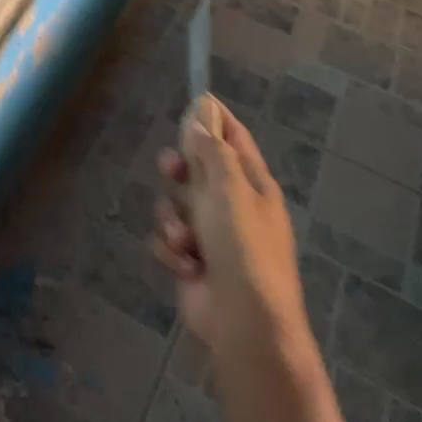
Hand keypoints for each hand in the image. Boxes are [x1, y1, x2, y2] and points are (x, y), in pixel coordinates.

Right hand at [150, 95, 306, 347]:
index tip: (193, 100)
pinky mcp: (191, 260)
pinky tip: (185, 265)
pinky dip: (171, 250)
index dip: (215, 118)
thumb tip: (201, 113)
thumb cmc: (243, 246)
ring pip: (174, 204)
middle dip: (180, 170)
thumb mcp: (229, 189)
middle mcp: (233, 205)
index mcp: (253, 184)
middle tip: (173, 169)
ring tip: (186, 241)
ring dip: (173, 220)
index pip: (235, 137)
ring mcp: (212, 235)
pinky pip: (167, 238)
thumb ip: (212, 149)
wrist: (244, 320)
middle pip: (197, 168)